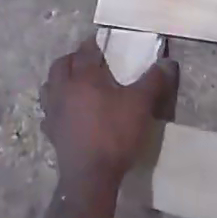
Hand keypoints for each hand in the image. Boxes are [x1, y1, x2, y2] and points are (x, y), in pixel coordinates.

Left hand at [41, 38, 177, 194]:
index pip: (85, 51)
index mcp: (84, 78)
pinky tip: (70, 111)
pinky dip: (59, 104)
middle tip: (91, 59)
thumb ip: (154, 79)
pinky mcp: (52, 133)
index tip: (102, 40)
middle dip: (74, 58)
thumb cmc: (115, 133)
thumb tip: (166, 61)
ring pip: (50, 87)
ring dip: (61, 80)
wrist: (91, 178)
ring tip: (78, 83)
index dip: (94, 43)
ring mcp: (54, 113)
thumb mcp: (142, 103)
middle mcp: (63, 90)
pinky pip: (50, 110)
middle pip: (61, 65)